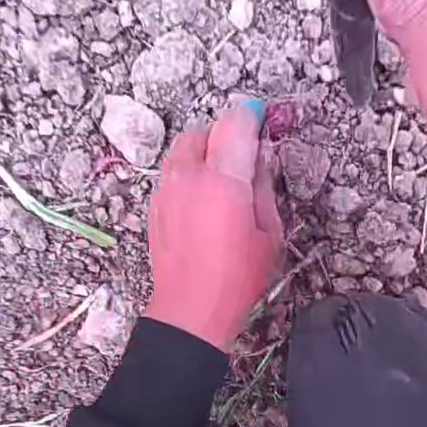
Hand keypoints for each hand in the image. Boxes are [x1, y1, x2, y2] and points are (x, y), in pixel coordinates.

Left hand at [146, 102, 283, 351]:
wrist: (192, 309)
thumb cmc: (236, 279)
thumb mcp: (269, 234)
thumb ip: (264, 189)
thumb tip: (261, 162)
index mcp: (224, 181)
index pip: (236, 126)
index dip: (252, 116)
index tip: (262, 117)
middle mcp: (190, 177)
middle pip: (206, 130)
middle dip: (228, 134)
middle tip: (248, 152)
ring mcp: (168, 190)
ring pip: (185, 148)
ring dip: (207, 150)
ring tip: (226, 173)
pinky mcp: (156, 205)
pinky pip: (174, 171)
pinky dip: (191, 170)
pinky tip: (207, 195)